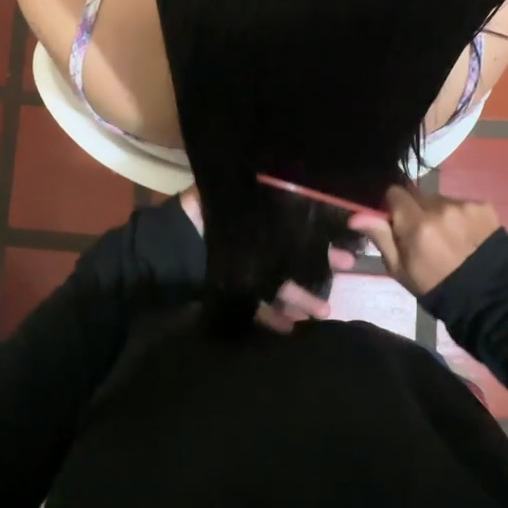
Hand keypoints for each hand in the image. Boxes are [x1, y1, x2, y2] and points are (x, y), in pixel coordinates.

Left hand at [178, 185, 336, 332]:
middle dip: (318, 261)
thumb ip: (253, 194)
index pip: (290, 221)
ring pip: (277, 283)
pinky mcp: (230, 293)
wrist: (158, 256)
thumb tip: (287, 180)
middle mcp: (250, 243)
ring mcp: (241, 270)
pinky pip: (255, 307)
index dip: (317, 227)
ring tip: (324, 312)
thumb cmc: (195, 221)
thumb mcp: (226, 200)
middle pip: (289, 253)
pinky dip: (271, 317)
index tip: (341, 228)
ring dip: (300, 297)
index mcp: (252, 218)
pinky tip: (291, 328)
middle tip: (349, 266)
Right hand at [350, 187, 501, 297]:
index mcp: (416, 224)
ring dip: (439, 214)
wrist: (489, 298)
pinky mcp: (484, 207)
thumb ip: (380, 237)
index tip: (398, 223)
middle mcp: (440, 207)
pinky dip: (461, 217)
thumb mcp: (400, 269)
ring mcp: (465, 205)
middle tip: (425, 237)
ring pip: (440, 200)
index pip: (394, 193)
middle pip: (418, 196)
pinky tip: (467, 237)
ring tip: (450, 239)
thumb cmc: (436, 287)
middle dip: (417, 211)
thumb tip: (355, 217)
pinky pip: (462, 204)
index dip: (393, 207)